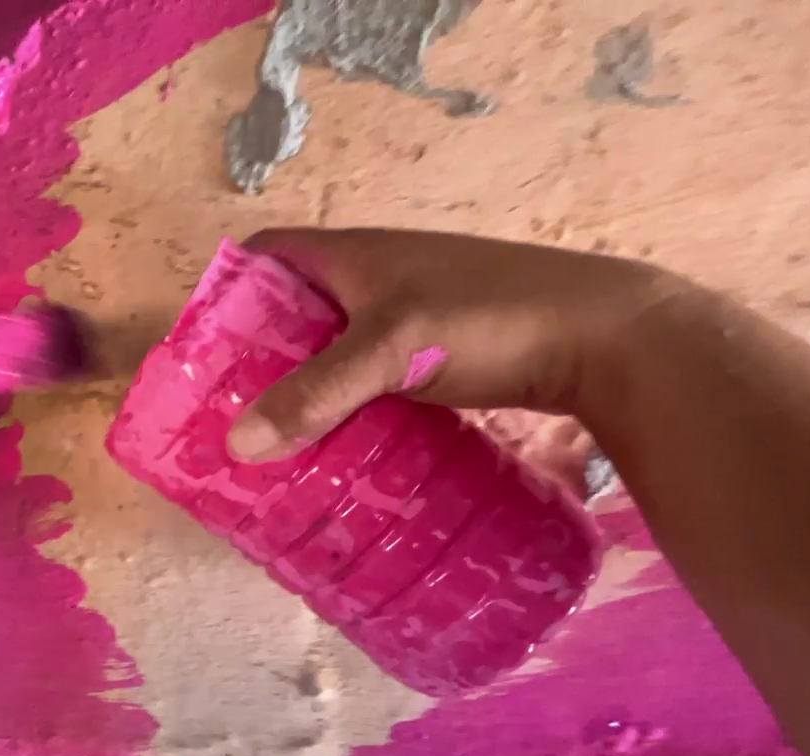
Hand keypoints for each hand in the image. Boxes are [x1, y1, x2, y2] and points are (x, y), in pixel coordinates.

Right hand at [225, 228, 694, 467]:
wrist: (609, 340)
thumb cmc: (490, 318)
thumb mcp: (390, 349)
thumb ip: (314, 394)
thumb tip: (235, 445)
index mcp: (351, 255)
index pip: (264, 257)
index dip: (226, 292)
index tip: (200, 350)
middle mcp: (371, 280)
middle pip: (290, 313)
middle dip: (254, 357)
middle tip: (224, 409)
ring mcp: (402, 319)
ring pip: (326, 352)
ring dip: (296, 389)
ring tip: (265, 437)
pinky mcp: (429, 357)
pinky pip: (360, 379)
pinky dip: (337, 407)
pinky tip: (326, 445)